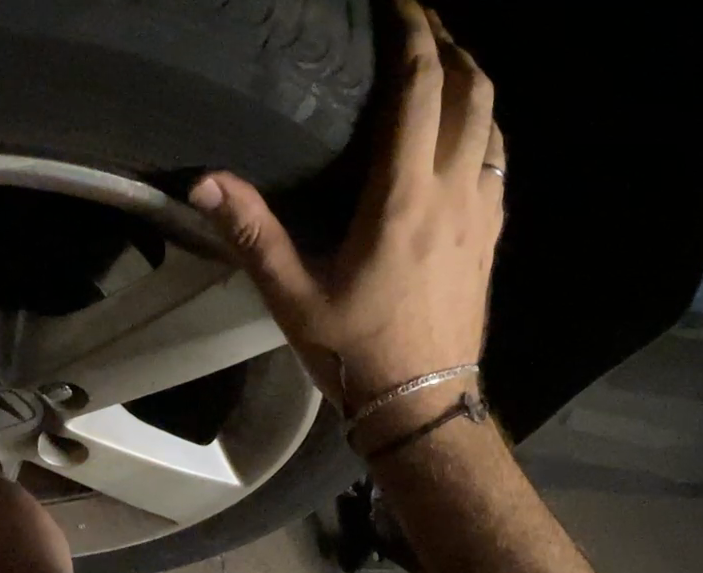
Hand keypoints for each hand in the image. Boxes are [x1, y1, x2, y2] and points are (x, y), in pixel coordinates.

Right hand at [188, 0, 503, 417]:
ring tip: (447, 69)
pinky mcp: (491, 239)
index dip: (415, 34)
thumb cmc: (355, 353)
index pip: (421, 89)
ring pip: (494, 123)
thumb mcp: (292, 298)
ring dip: (474, 84)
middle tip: (422, 26)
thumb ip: (253, 235)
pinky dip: (486, 130)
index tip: (400, 4)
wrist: (420, 402)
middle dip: (451, 46)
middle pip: (471, 91)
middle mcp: (454, 192)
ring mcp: (481, 215)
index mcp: (403, 198)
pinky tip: (468, 138)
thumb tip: (204, 183)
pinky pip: (499, 163)